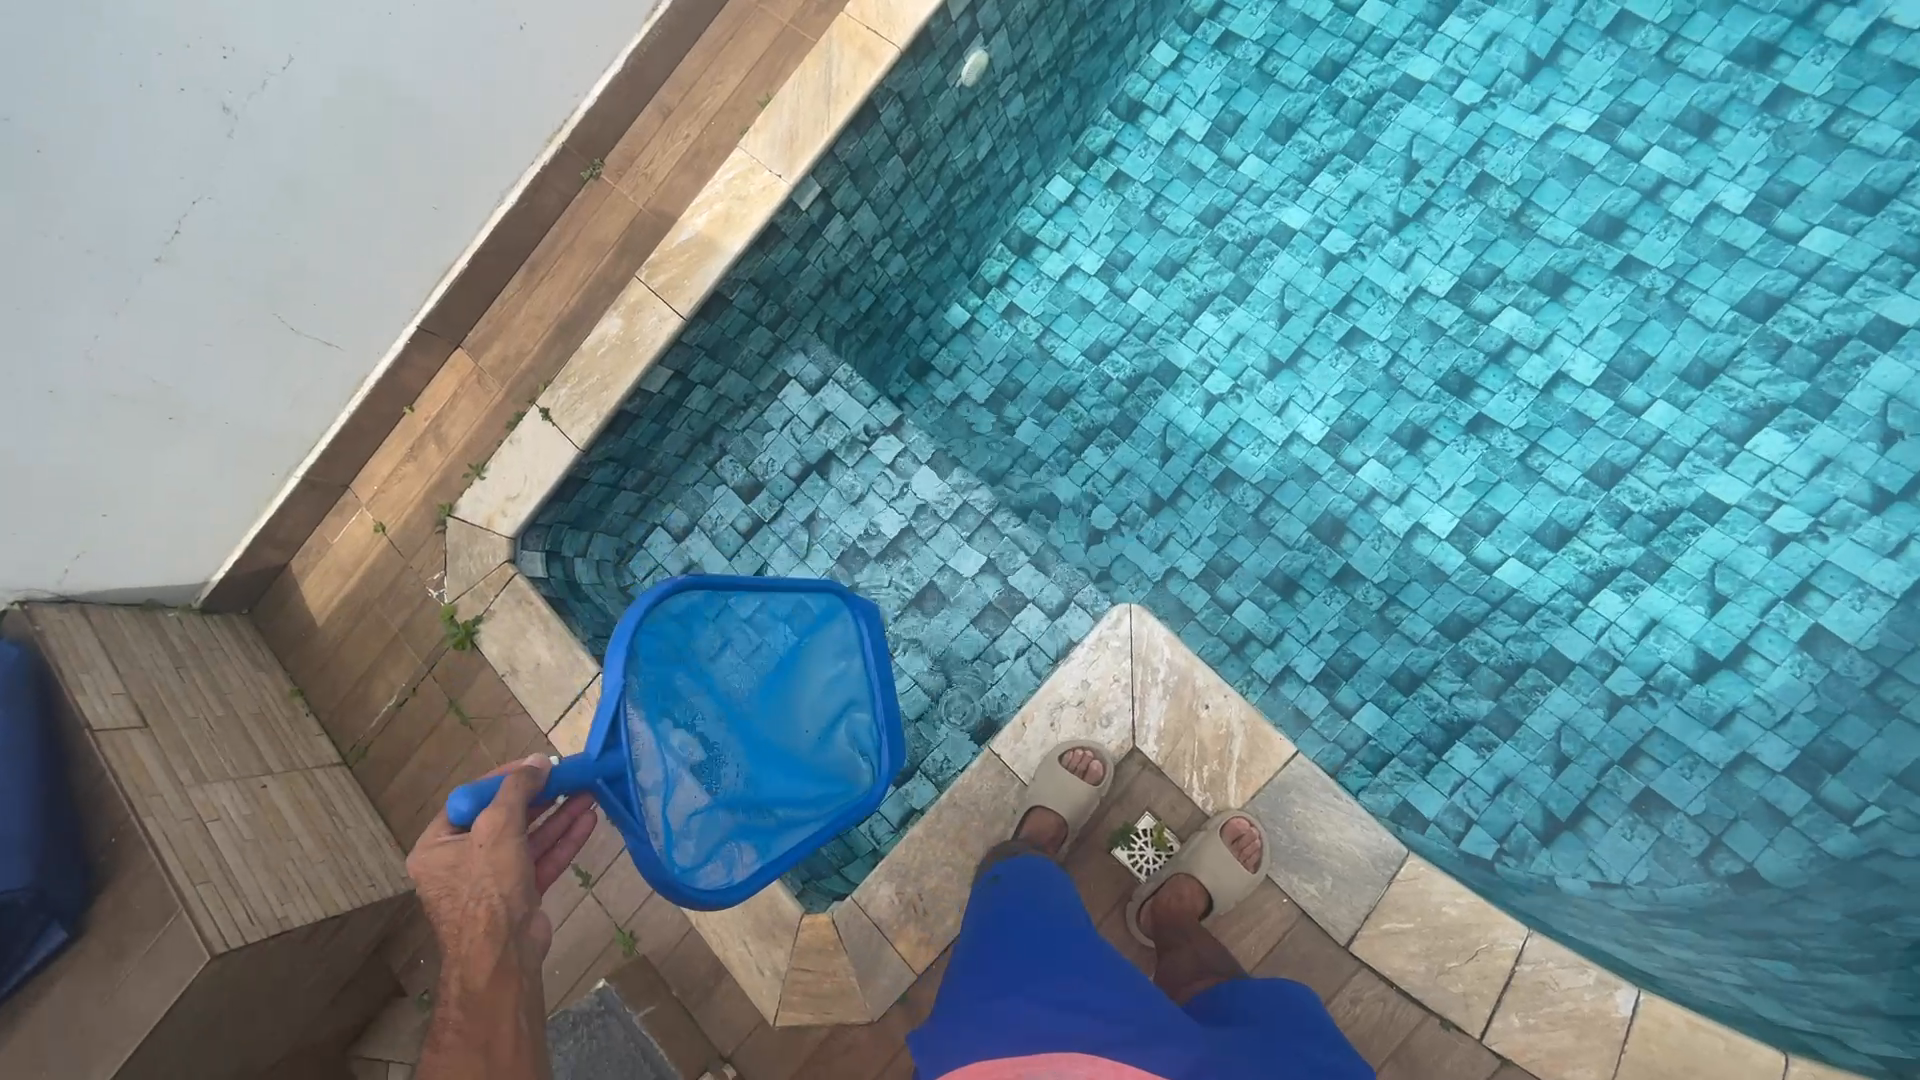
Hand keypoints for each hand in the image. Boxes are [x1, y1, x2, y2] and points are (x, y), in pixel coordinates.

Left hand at [408, 754, 598, 1079]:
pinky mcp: (519, 895)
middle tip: (569, 776)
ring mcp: (492, 880)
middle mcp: (461, 862)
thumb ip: (517, 789)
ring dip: (559, 814)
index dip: (505, 778)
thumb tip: (538, 761)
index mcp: (438, 846)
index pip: (472, 799)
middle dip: (540, 796)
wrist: (501, 955)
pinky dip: (564, 839)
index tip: (537, 764)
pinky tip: (589, 819)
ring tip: (588, 791)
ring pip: (529, 837)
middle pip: (505, 817)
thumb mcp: (498, 827)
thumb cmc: (487, 888)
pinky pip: (542, 859)